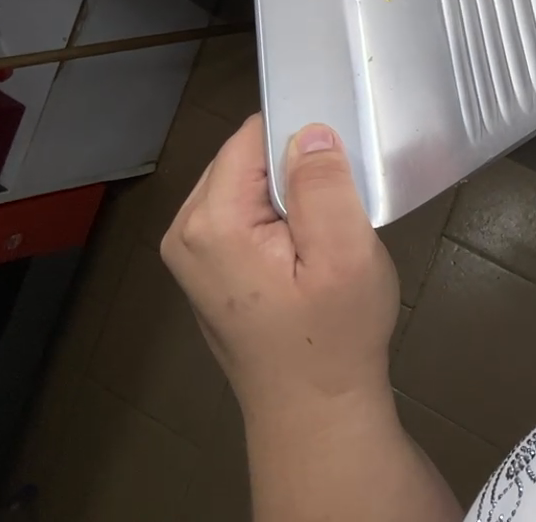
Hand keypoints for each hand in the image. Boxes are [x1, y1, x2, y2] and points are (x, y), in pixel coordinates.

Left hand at [161, 116, 397, 419]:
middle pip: (245, 158)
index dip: (301, 133)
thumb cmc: (335, 331)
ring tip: (337, 214)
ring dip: (294, 186)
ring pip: (248, 182)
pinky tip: (317, 237)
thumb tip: (310, 130)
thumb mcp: (344, 253)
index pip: (250, 139)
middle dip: (297, 161)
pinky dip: (284, 209)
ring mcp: (194, 253)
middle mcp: (187, 232)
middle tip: (348, 190)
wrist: (316, 405)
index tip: (345, 152)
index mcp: (213, 223)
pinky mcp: (211, 269)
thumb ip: (324, 186)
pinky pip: (247, 210)